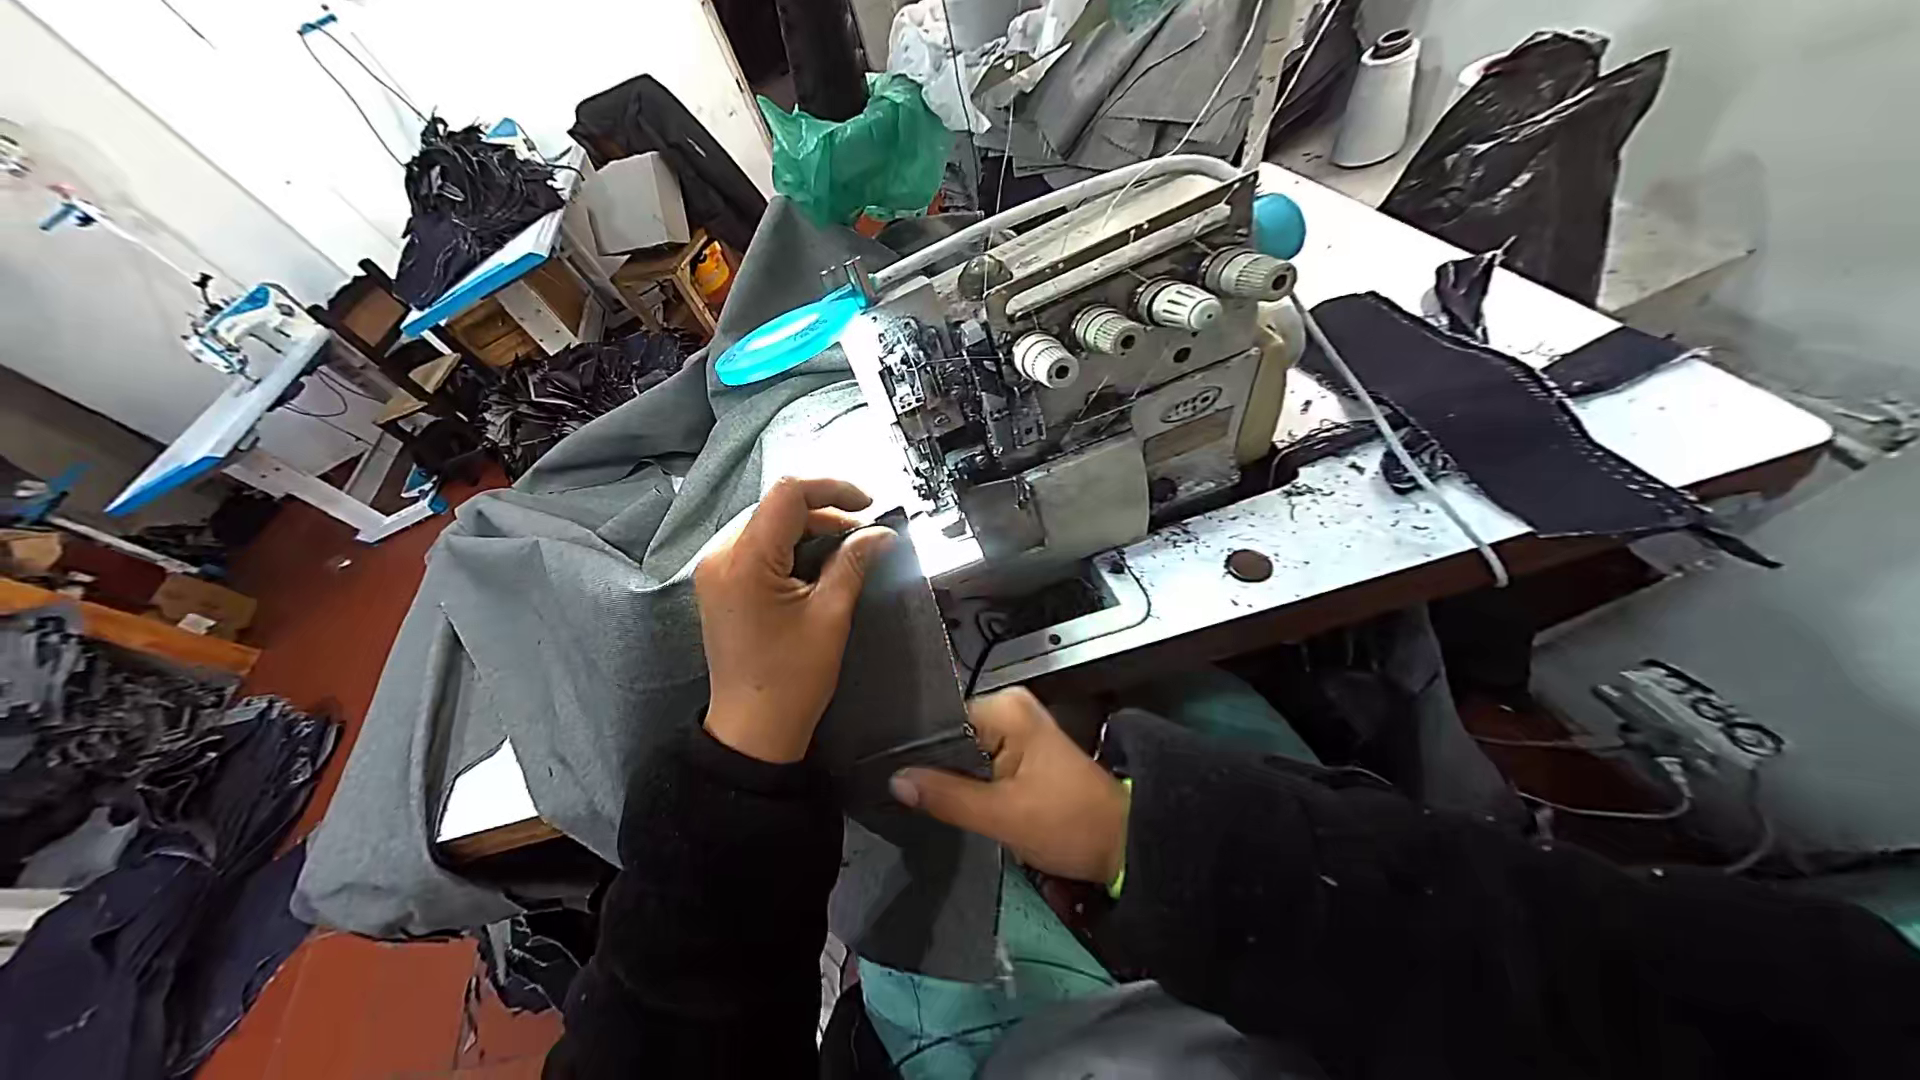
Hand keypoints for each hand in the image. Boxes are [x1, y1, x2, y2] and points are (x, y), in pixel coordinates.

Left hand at [695, 477, 895, 763]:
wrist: (753, 726)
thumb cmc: (792, 678)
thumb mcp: (831, 615)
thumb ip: (854, 562)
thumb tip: (880, 533)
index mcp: (745, 562)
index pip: (788, 494)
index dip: (832, 489)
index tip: (867, 504)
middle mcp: (720, 556)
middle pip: (777, 507)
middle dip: (824, 513)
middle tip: (862, 536)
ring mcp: (715, 569)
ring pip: (768, 523)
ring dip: (809, 528)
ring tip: (845, 550)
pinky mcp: (720, 582)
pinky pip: (758, 544)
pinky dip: (790, 545)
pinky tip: (816, 562)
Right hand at [889, 688, 1128, 883]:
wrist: (1119, 843)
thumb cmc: (1070, 822)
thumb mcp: (1002, 815)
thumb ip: (947, 797)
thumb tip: (897, 781)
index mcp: (1006, 707)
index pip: (942, 720)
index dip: (917, 751)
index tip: (890, 776)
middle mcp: (1009, 707)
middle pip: (949, 735)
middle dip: (931, 766)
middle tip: (902, 794)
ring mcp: (1014, 728)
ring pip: (961, 752)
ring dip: (947, 778)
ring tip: (923, 799)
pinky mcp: (1018, 749)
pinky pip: (977, 761)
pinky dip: (965, 782)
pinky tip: (951, 800)